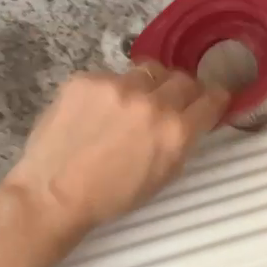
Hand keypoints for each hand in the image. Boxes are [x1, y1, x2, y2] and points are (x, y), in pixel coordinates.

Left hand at [0, 61, 229, 238]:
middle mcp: (152, 102)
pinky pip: (110, 76)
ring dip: (146, 86)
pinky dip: (110, 91)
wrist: (53, 194)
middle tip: (168, 105)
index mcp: (176, 131)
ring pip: (147, 71)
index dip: (213, 99)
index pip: (212, 97)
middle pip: (183, 78)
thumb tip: (193, 119)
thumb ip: (183, 141)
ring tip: (128, 107)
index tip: (209, 101)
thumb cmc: (112, 196)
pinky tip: (95, 113)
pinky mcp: (86, 79)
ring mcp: (117, 86)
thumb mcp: (163, 175)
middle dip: (181, 91)